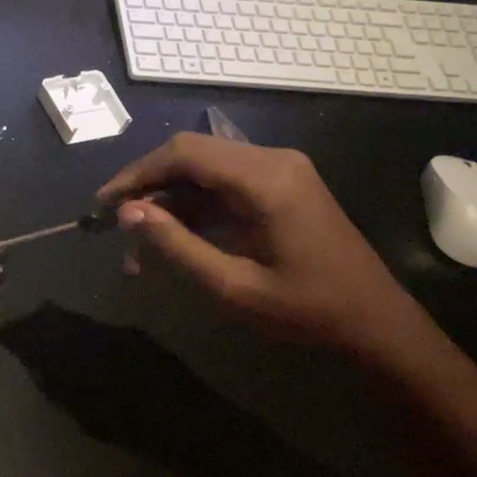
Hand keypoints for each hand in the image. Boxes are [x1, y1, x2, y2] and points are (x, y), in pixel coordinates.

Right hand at [98, 132, 430, 358]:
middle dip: (146, 186)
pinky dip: (190, 209)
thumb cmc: (305, 309)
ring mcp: (281, 173)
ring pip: (203, 170)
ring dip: (166, 201)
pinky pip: (222, 185)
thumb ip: (177, 246)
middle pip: (191, 154)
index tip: (102, 205)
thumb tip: (127, 213)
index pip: (184, 153)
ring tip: (137, 247)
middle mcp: (273, 162)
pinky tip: (170, 242)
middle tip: (113, 224)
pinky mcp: (281, 188)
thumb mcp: (231, 285)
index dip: (135, 174)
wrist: (373, 322)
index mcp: (265, 180)